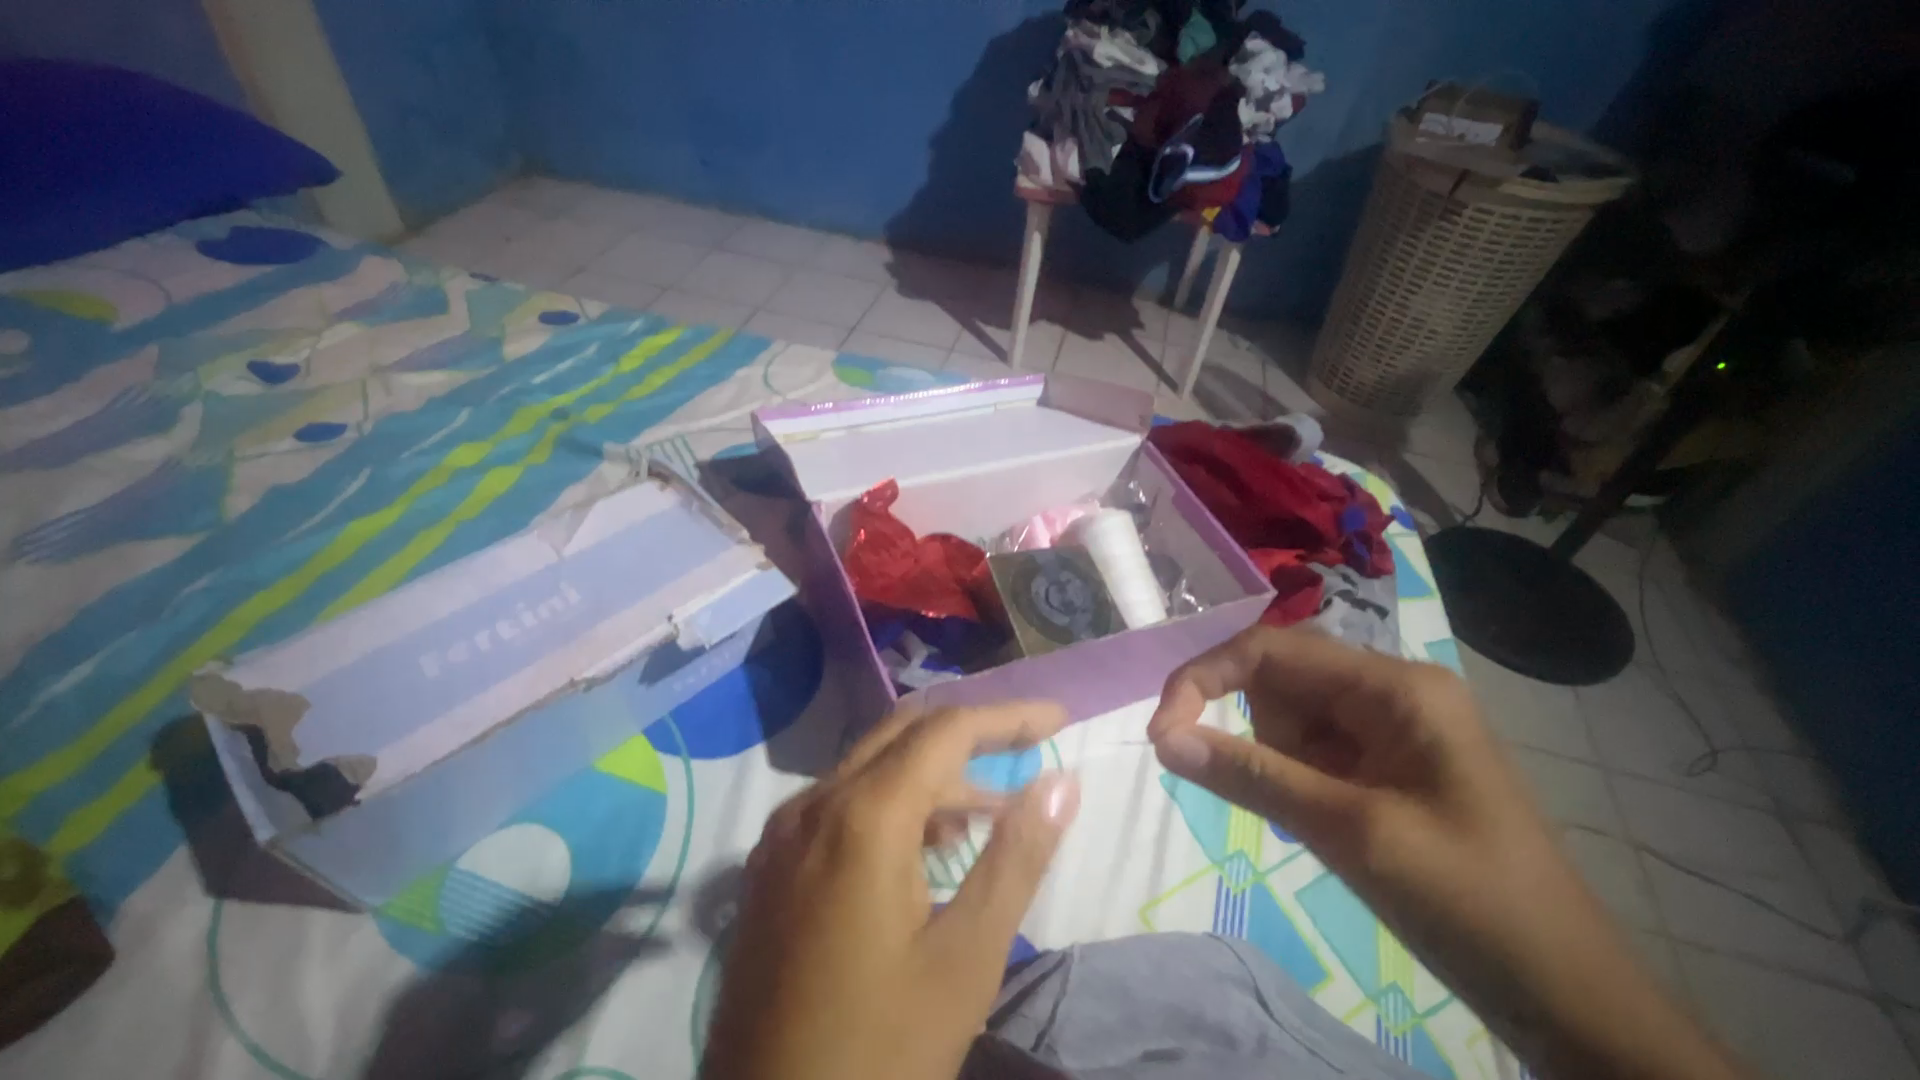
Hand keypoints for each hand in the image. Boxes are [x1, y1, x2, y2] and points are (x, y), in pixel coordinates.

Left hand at [701, 701, 1079, 1079]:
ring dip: (932, 776)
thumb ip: (1016, 858)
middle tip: (1030, 748)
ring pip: (868, 770)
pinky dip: (891, 805)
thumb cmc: (881, 1045)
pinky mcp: (769, 870)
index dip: (1008, 717)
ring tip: (990, 813)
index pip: (946, 730)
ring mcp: (781, 837)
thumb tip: (1061, 781)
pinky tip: (924, 848)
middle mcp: (813, 805)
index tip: (1059, 719)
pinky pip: (838, 807)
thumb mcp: (966, 956)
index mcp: (862, 816)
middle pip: (902, 735)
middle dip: (971, 734)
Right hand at [1149, 626, 1747, 1079]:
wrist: (1565, 991)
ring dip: (1276, 766)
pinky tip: (1326, 831)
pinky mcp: (1390, 769)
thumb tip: (1162, 738)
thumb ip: (1253, 777)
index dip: (1204, 678)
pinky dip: (1297, 785)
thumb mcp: (1350, 833)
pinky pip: (1315, 754)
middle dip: (1252, 732)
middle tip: (1278, 805)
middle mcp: (1393, 692)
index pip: (1271, 649)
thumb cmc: (1469, 902)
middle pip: (1280, 680)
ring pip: (1292, 720)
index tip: (1161, 737)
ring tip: (1318, 828)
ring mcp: (1394, 731)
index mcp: (1396, 687)